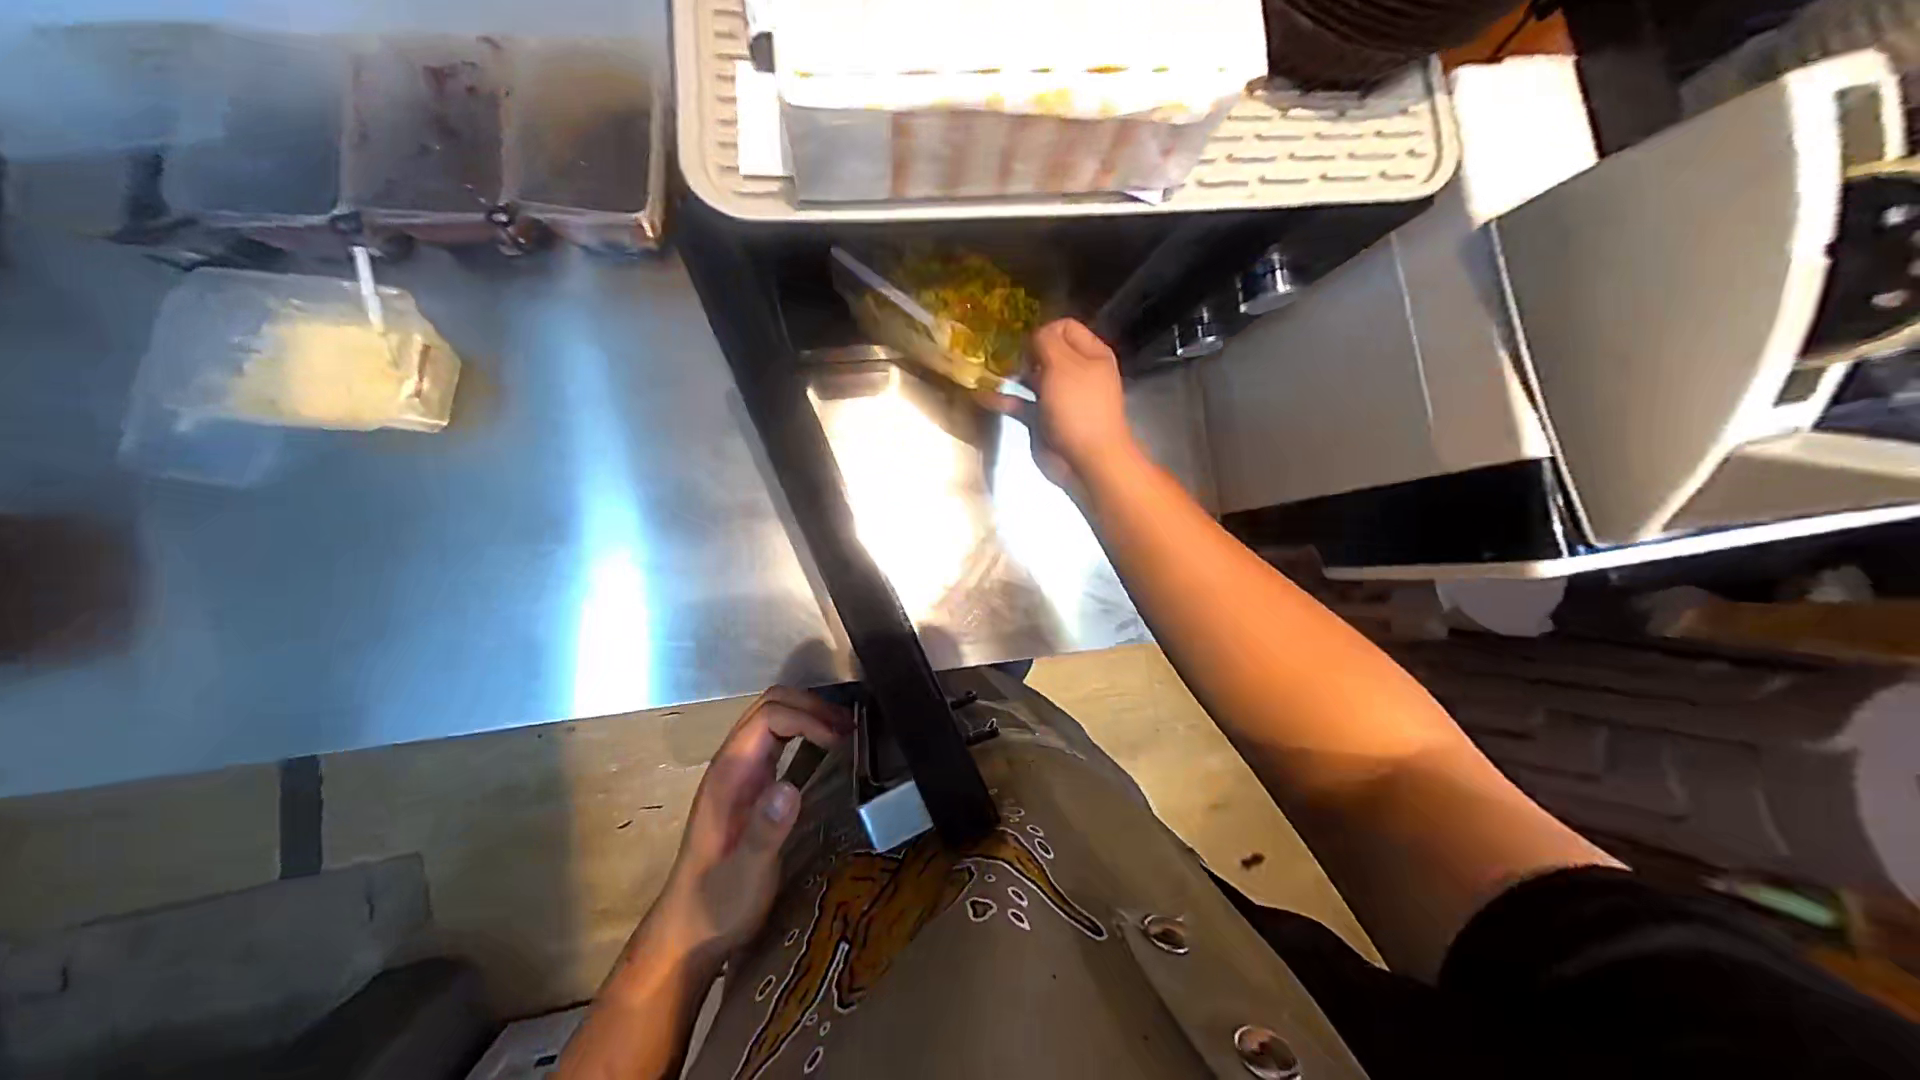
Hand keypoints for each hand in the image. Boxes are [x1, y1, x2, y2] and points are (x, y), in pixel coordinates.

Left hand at [644, 687, 850, 968]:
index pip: (769, 716)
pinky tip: (827, 752)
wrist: (689, 933)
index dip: (808, 718)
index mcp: (728, 774)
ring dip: (810, 715)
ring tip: (845, 735)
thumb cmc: (717, 905)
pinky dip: (806, 731)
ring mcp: (740, 772)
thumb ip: (765, 831)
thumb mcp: (745, 874)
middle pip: (770, 704)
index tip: (841, 741)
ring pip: (773, 716)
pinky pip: (778, 738)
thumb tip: (791, 787)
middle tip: (849, 730)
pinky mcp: (750, 784)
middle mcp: (732, 763)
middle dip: (812, 707)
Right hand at [985, 319, 1137, 483]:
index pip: (1065, 327)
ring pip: (1032, 378)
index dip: (1044, 330)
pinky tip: (982, 396)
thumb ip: (1045, 342)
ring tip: (990, 371)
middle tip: (1007, 358)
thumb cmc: (1078, 407)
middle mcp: (1077, 372)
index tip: (1025, 344)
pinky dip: (1004, 400)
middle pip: (1047, 351)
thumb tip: (1033, 336)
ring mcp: (1060, 397)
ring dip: (1012, 375)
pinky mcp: (1044, 419)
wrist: (1088, 460)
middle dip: (1025, 352)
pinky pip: (1022, 404)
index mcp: (1091, 354)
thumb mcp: (1062, 364)